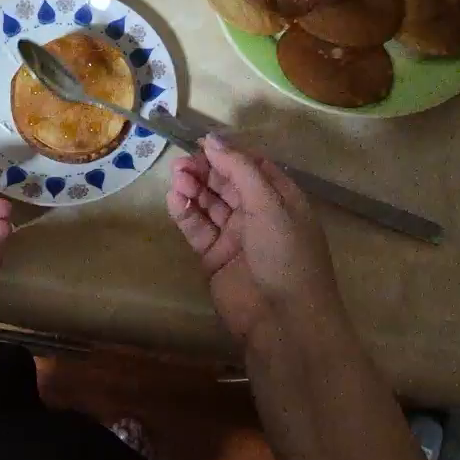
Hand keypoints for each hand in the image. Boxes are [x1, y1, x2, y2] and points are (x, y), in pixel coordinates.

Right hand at [166, 136, 345, 348]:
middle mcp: (258, 215)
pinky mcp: (214, 256)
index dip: (228, 153)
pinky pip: (197, 227)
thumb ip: (239, 169)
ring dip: (193, 188)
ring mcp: (235, 236)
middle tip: (181, 163)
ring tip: (176, 178)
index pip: (252, 166)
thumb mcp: (269, 204)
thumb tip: (212, 139)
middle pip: (226, 182)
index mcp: (281, 199)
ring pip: (209, 203)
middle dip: (205, 170)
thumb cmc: (285, 255)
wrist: (282, 321)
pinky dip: (185, 212)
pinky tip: (174, 199)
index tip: (202, 144)